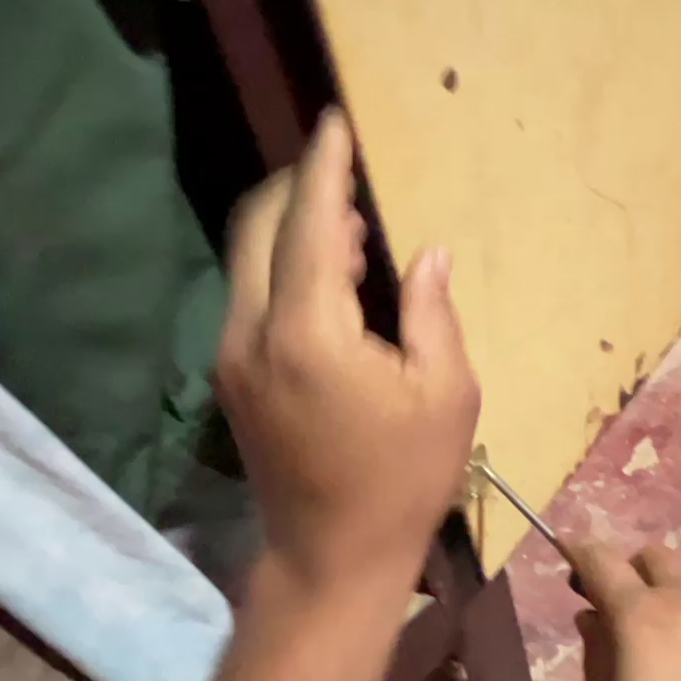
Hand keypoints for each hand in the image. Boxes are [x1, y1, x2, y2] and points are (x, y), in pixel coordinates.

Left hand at [217, 109, 479, 591]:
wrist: (332, 557)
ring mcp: (233, 357)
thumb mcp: (446, 397)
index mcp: (309, 332)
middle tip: (346, 176)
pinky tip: (330, 286)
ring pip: (249, 262)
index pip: (310, 221)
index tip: (335, 122)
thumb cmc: (403, 482)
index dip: (325, 166)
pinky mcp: (233, 379)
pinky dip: (284, 273)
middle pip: (260, 228)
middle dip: (300, 189)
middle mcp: (253, 332)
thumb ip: (431, 314)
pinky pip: (252, 299)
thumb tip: (426, 255)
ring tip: (351, 233)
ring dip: (293, 232)